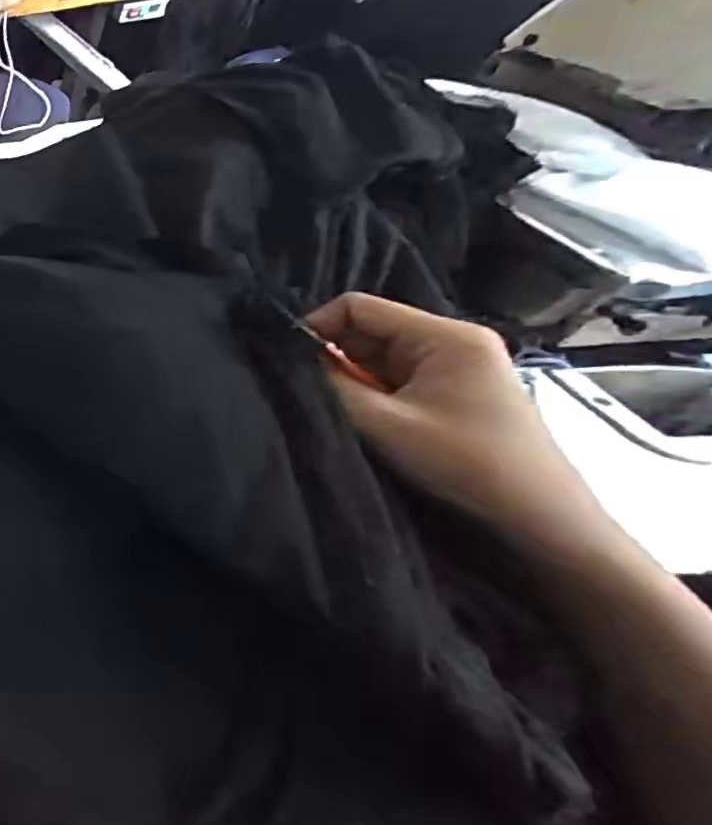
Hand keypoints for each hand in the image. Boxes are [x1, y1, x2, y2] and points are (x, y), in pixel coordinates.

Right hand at [308, 293, 615, 552]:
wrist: (540, 517)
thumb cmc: (467, 463)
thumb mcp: (382, 422)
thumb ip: (329, 385)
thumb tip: (286, 359)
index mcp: (445, 336)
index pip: (357, 306)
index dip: (315, 326)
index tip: (286, 360)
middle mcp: (450, 341)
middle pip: (364, 329)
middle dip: (329, 356)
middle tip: (308, 389)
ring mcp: (451, 365)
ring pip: (372, 355)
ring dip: (347, 377)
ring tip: (335, 406)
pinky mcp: (447, 389)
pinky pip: (388, 376)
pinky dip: (364, 391)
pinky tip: (360, 415)